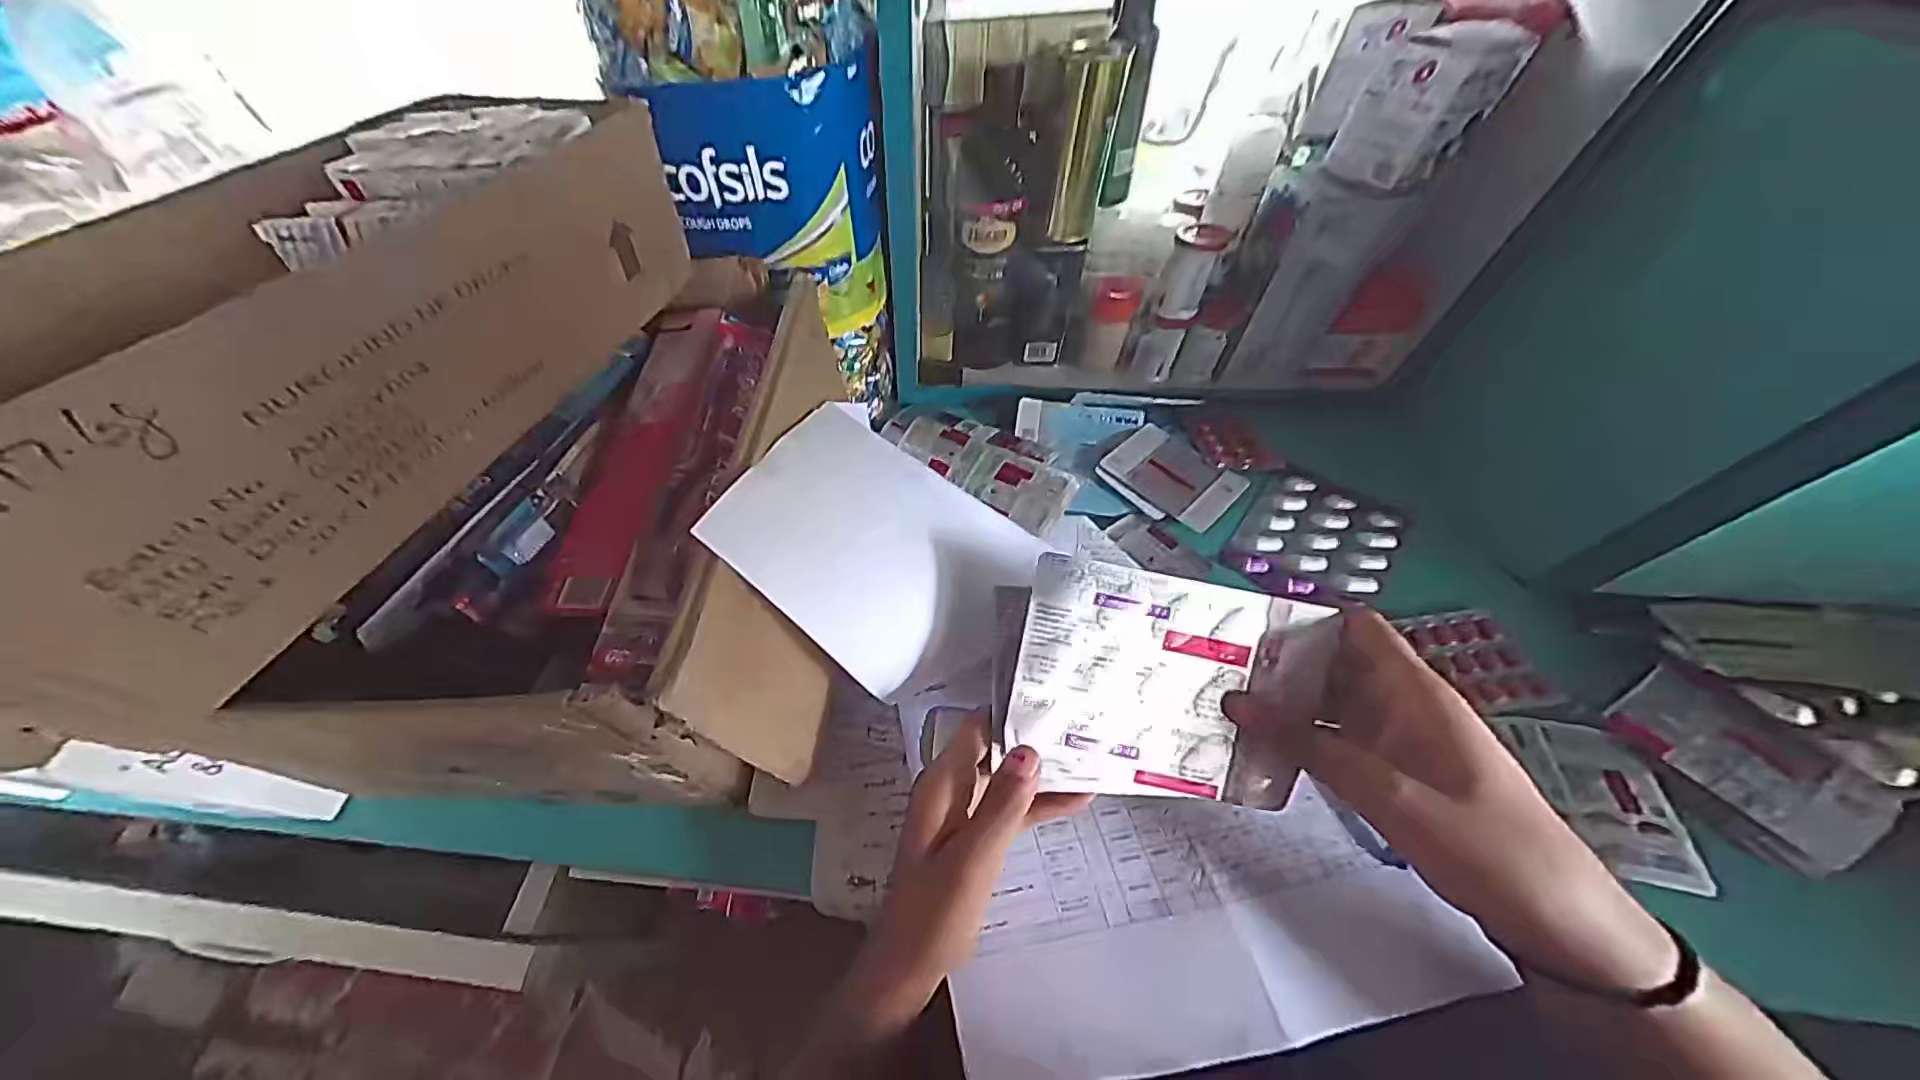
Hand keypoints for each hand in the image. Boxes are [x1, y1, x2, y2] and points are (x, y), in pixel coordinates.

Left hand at [856, 712, 1093, 1007]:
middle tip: (1082, 726)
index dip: (1011, 713)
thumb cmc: (934, 913)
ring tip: (1089, 756)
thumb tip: (1030, 752)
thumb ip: (1002, 805)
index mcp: (943, 784)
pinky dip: (1036, 803)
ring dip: (1041, 772)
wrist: (910, 966)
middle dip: (1033, 738)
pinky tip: (1075, 800)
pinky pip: (1008, 808)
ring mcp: (963, 812)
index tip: (1053, 703)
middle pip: (995, 749)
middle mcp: (951, 789)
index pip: (977, 729)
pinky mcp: (974, 834)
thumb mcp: (973, 858)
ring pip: (1006, 778)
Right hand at [1223, 609, 1676, 993]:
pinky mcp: (1393, 770)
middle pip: (1334, 663)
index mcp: (1413, 691)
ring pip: (1331, 702)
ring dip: (1286, 703)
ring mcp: (1397, 739)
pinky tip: (1267, 749)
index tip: (1251, 629)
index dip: (1306, 618)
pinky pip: (1336, 739)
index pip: (1356, 627)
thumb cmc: (1484, 843)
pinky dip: (1302, 738)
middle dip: (1280, 664)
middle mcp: (1403, 705)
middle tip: (1223, 673)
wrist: (1554, 917)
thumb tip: (1239, 703)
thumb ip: (1309, 746)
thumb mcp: (1387, 792)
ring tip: (1232, 708)